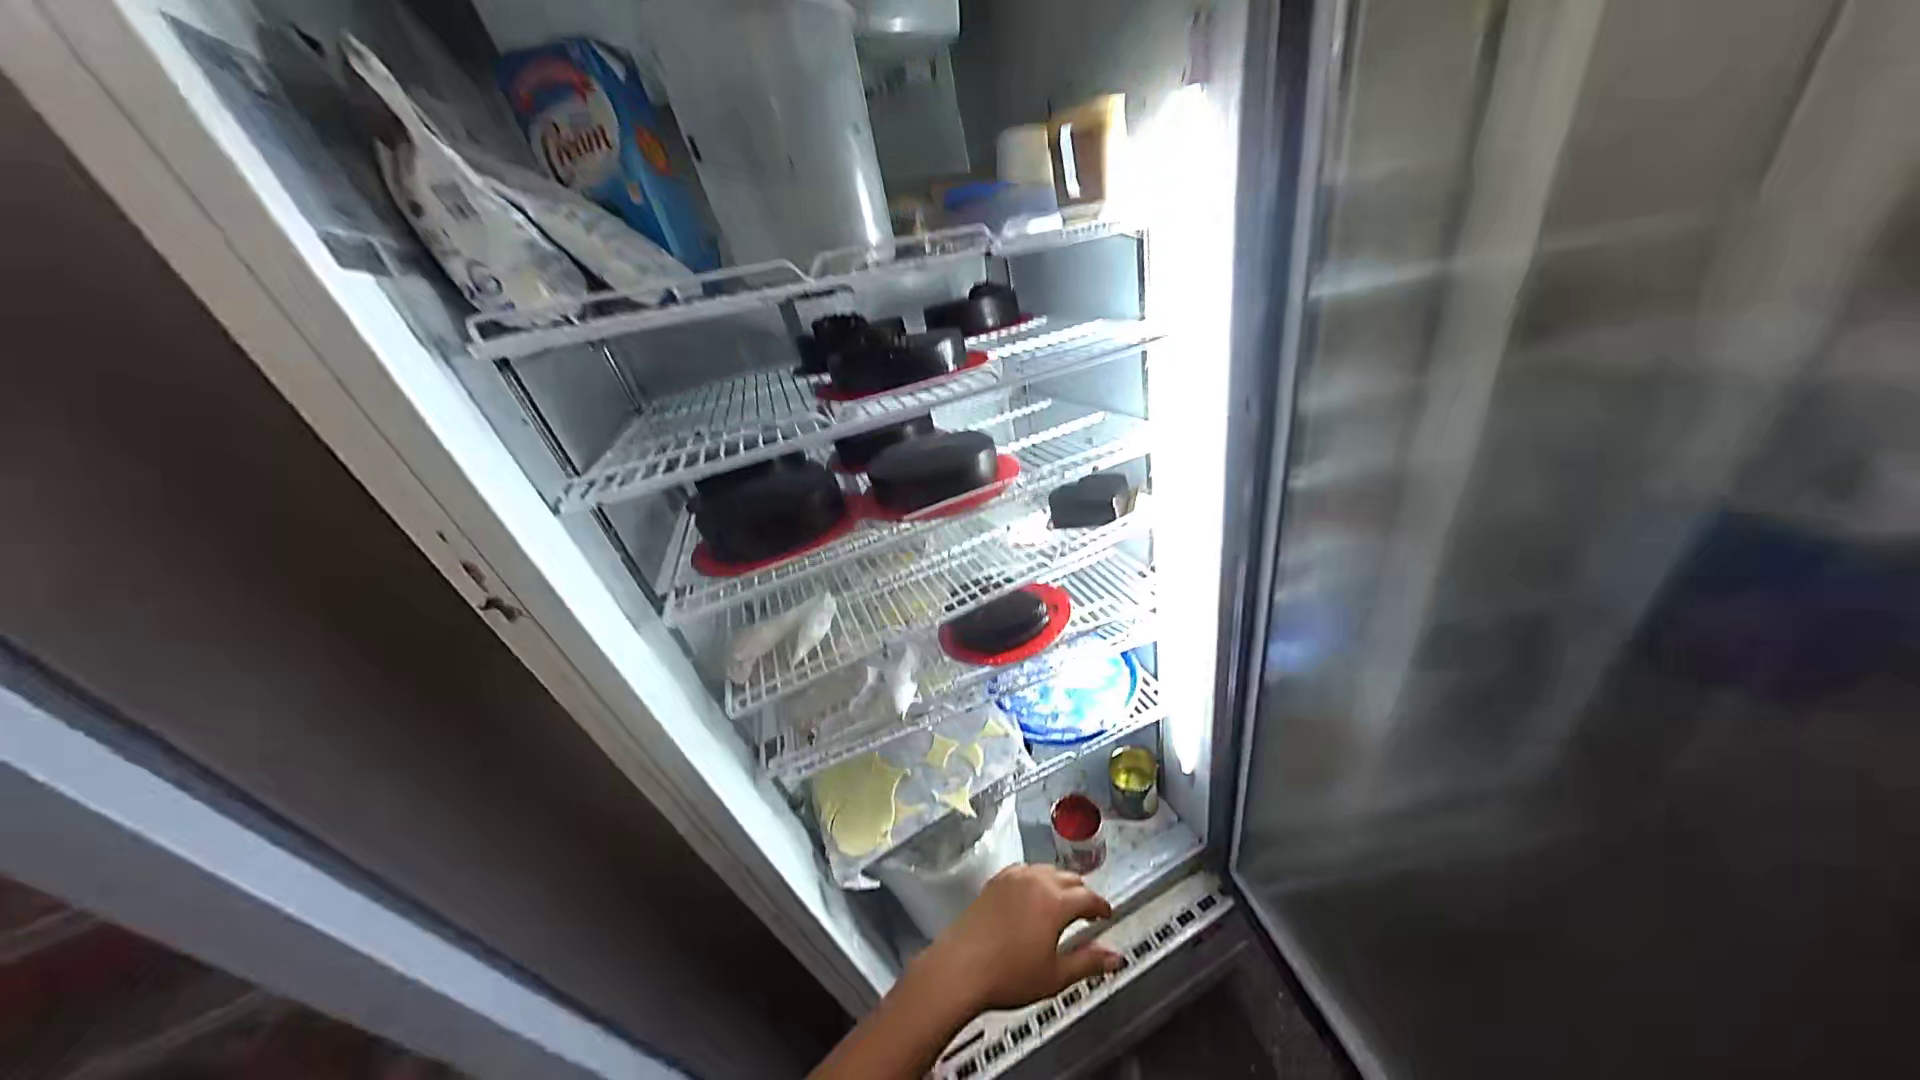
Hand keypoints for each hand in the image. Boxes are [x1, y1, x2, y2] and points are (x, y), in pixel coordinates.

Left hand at [911, 863, 1123, 1012]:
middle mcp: (1036, 880)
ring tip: (1061, 903)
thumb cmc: (1010, 976)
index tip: (1107, 916)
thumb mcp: (1056, 976)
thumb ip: (1089, 962)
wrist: (961, 967)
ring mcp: (1013, 877)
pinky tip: (1031, 895)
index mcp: (1055, 901)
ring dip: (1059, 883)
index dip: (1101, 907)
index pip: (1089, 897)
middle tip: (1086, 912)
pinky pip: (1023, 871)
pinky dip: (1035, 879)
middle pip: (1068, 878)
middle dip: (1082, 893)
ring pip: (1046, 870)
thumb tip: (1117, 957)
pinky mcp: (995, 881)